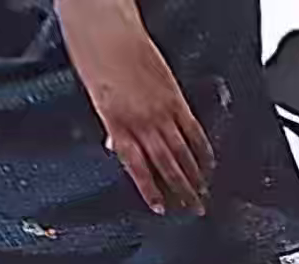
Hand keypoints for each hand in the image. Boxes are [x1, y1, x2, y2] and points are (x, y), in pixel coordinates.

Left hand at [60, 0, 214, 214]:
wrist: (102, 17)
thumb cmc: (89, 47)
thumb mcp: (92, 91)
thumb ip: (110, 123)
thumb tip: (117, 147)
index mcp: (115, 120)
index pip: (136, 165)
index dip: (150, 189)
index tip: (160, 208)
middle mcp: (141, 121)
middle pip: (166, 166)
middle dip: (182, 191)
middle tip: (194, 209)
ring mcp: (161, 111)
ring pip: (183, 154)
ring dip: (196, 177)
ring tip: (204, 192)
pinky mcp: (176, 99)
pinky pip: (194, 132)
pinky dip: (203, 151)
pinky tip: (209, 163)